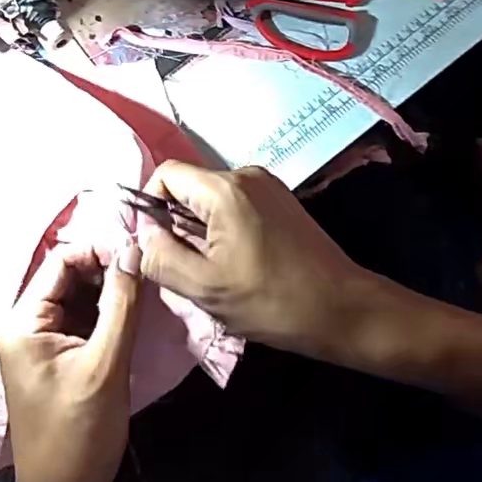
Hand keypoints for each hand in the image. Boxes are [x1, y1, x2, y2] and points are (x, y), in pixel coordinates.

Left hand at [0, 242, 140, 481]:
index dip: (99, 250)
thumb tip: (133, 247)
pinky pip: (82, 315)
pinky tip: (130, 310)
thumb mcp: (105, 363)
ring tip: (142, 287)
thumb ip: (120, 302)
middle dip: (106, 269)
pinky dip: (106, 309)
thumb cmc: (79, 433)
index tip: (138, 254)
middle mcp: (25, 324)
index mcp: (22, 322)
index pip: (61, 261)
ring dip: (109, 288)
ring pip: (79, 294)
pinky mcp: (58, 354)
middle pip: (69, 275)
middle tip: (144, 270)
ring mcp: (40, 340)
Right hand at [137, 161, 388, 360]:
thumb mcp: (205, 288)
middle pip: (189, 186)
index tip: (155, 245)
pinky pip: (235, 203)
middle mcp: (245, 173)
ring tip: (214, 269)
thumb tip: (140, 235)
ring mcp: (266, 183)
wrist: (341, 307)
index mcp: (224, 188)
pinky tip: (237, 261)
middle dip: (176, 222)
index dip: (150, 205)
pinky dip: (223, 227)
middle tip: (185, 266)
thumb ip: (162, 257)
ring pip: (211, 197)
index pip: (166, 173)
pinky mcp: (279, 198)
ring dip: (201, 228)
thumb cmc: (271, 300)